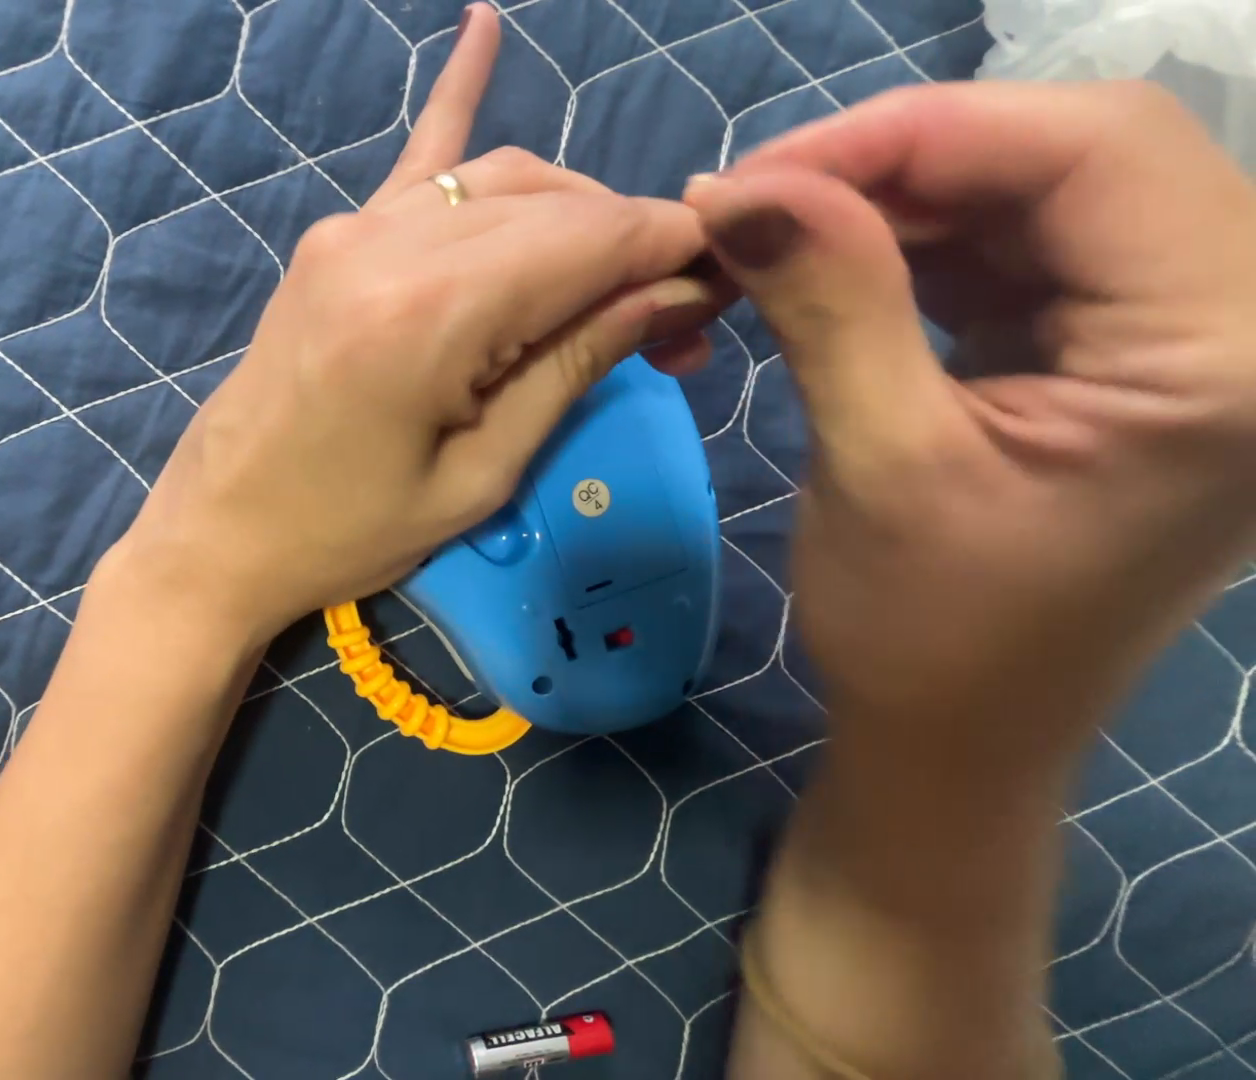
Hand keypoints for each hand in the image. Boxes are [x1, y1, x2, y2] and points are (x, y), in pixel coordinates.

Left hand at [104, 4, 720, 642]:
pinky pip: (411, 162)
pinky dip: (457, 102)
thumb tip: (673, 293)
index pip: (593, 238)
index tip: (724, 283)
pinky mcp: (329, 244)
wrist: (220, 534)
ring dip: (569, 214)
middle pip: (552, 202)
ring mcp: (349, 231)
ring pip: (497, 181)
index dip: (673, 249)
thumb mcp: (476, 477)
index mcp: (433, 314)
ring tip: (612, 278)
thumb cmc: (347, 533)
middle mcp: (389, 243)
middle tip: (673, 313)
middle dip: (629, 242)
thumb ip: (571, 369)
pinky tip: (483, 27)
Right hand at [684, 81, 1255, 772]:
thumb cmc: (922, 628)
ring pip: (1028, 202)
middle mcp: (1234, 317)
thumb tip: (738, 192)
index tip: (756, 176)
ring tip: (765, 234)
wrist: (949, 732)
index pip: (1093, 150)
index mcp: (1225, 349)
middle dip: (889, 166)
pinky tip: (821, 266)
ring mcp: (1166, 335)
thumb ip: (827, 306)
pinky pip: (1004, 261)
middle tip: (745, 204)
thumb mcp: (875, 461)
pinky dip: (902, 252)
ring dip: (884, 206)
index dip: (915, 134)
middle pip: (1067, 161)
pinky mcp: (1094, 358)